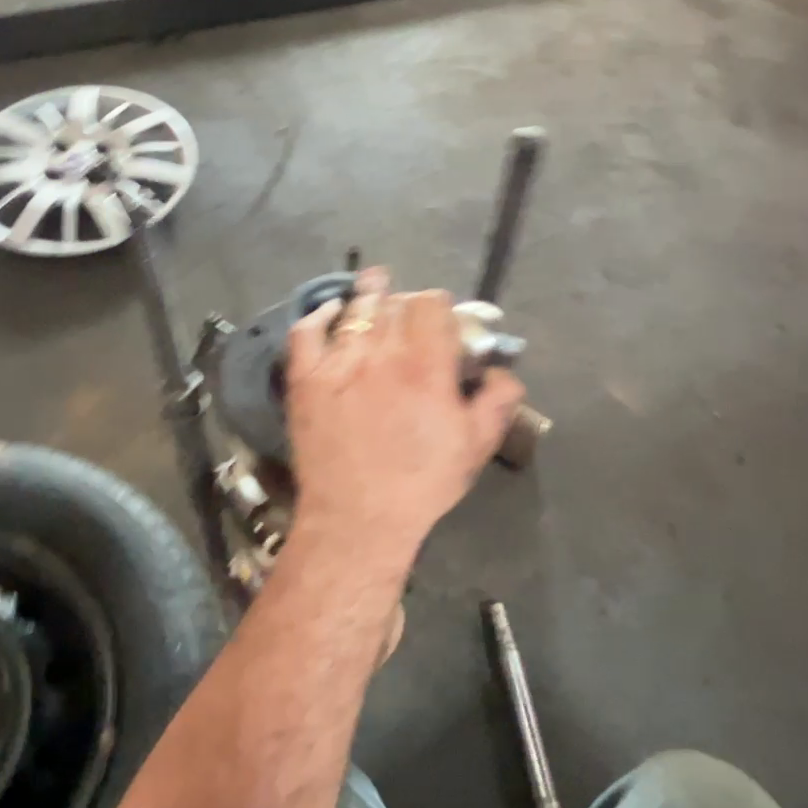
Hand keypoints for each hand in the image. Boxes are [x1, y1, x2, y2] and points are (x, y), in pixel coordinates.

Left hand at [284, 268, 525, 560]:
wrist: (357, 518)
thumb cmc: (422, 483)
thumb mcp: (476, 445)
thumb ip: (497, 400)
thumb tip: (503, 370)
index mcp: (425, 365)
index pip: (432, 304)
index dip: (441, 306)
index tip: (443, 322)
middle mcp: (380, 353)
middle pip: (394, 301)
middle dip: (407, 303)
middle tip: (411, 318)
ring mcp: (337, 363)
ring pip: (354, 310)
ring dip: (370, 298)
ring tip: (376, 289)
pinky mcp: (305, 379)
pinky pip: (306, 331)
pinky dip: (319, 316)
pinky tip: (332, 313)